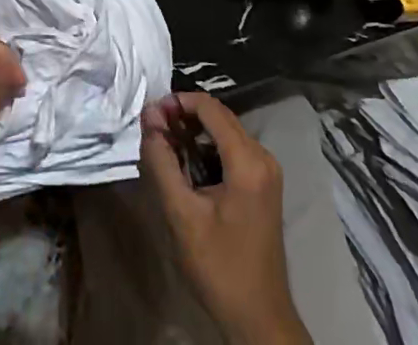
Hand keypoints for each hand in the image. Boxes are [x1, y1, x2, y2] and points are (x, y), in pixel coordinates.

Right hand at [141, 92, 311, 344]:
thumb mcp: (182, 214)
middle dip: (185, 114)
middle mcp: (264, 157)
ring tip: (165, 143)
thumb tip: (149, 119)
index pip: (211, 108)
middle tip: (153, 127)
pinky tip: (188, 162)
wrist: (258, 315)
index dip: (179, 102)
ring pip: (227, 132)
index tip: (150, 113)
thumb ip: (162, 162)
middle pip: (221, 117)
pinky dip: (209, 146)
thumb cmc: (218, 265)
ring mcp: (268, 171)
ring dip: (196, 130)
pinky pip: (235, 149)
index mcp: (248, 161)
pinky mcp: (265, 184)